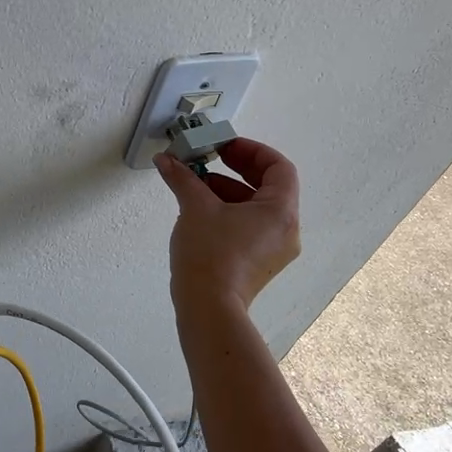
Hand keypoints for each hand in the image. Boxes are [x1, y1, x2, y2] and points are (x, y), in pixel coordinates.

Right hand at [154, 137, 300, 319]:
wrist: (208, 306)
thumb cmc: (210, 253)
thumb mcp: (195, 206)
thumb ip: (183, 177)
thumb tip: (166, 160)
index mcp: (280, 213)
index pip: (279, 167)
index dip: (252, 150)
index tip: (223, 145)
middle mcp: (285, 230)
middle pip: (269, 186)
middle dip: (236, 167)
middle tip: (209, 157)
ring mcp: (274, 249)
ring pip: (256, 206)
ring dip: (227, 188)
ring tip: (195, 183)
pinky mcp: (258, 262)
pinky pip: (249, 224)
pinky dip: (228, 209)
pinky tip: (199, 208)